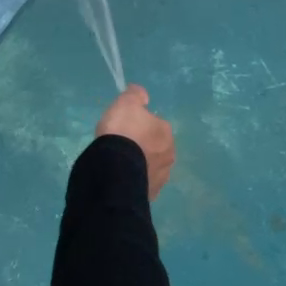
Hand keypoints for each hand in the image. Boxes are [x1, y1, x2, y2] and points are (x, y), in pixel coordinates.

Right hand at [96, 84, 175, 200]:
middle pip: (156, 145)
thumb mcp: (126, 103)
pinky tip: (123, 174)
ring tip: (122, 160)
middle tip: (124, 141)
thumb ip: (135, 95)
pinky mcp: (151, 192)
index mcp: (165, 132)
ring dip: (141, 161)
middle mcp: (169, 154)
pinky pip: (144, 180)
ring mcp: (161, 176)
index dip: (140, 122)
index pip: (156, 123)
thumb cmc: (123, 130)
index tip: (125, 124)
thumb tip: (142, 93)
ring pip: (152, 164)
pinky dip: (137, 176)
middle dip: (144, 143)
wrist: (116, 167)